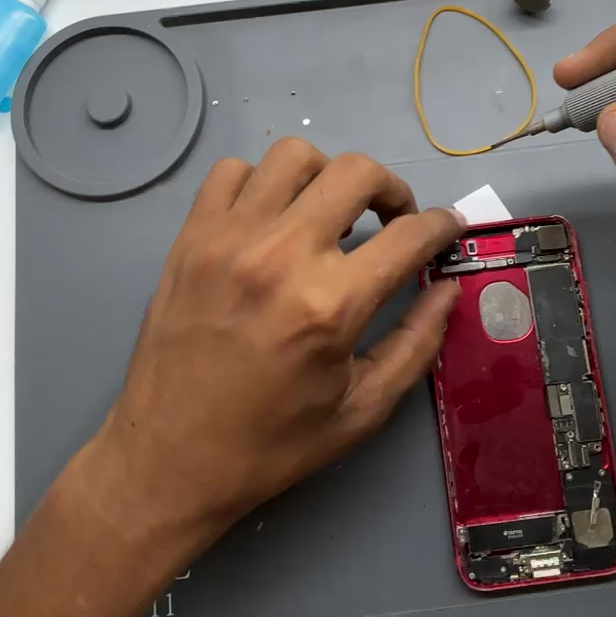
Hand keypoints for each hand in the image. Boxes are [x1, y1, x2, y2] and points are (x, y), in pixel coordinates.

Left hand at [95, 139, 463, 533]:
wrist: (167, 460)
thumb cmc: (272, 445)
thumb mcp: (363, 409)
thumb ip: (416, 342)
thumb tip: (448, 287)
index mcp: (330, 305)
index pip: (408, 235)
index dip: (442, 226)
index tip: (447, 228)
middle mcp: (281, 255)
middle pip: (356, 172)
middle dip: (392, 189)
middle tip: (393, 220)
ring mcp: (228, 239)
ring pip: (293, 156)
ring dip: (327, 176)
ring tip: (330, 214)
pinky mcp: (190, 238)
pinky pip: (232, 172)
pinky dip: (263, 183)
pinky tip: (272, 219)